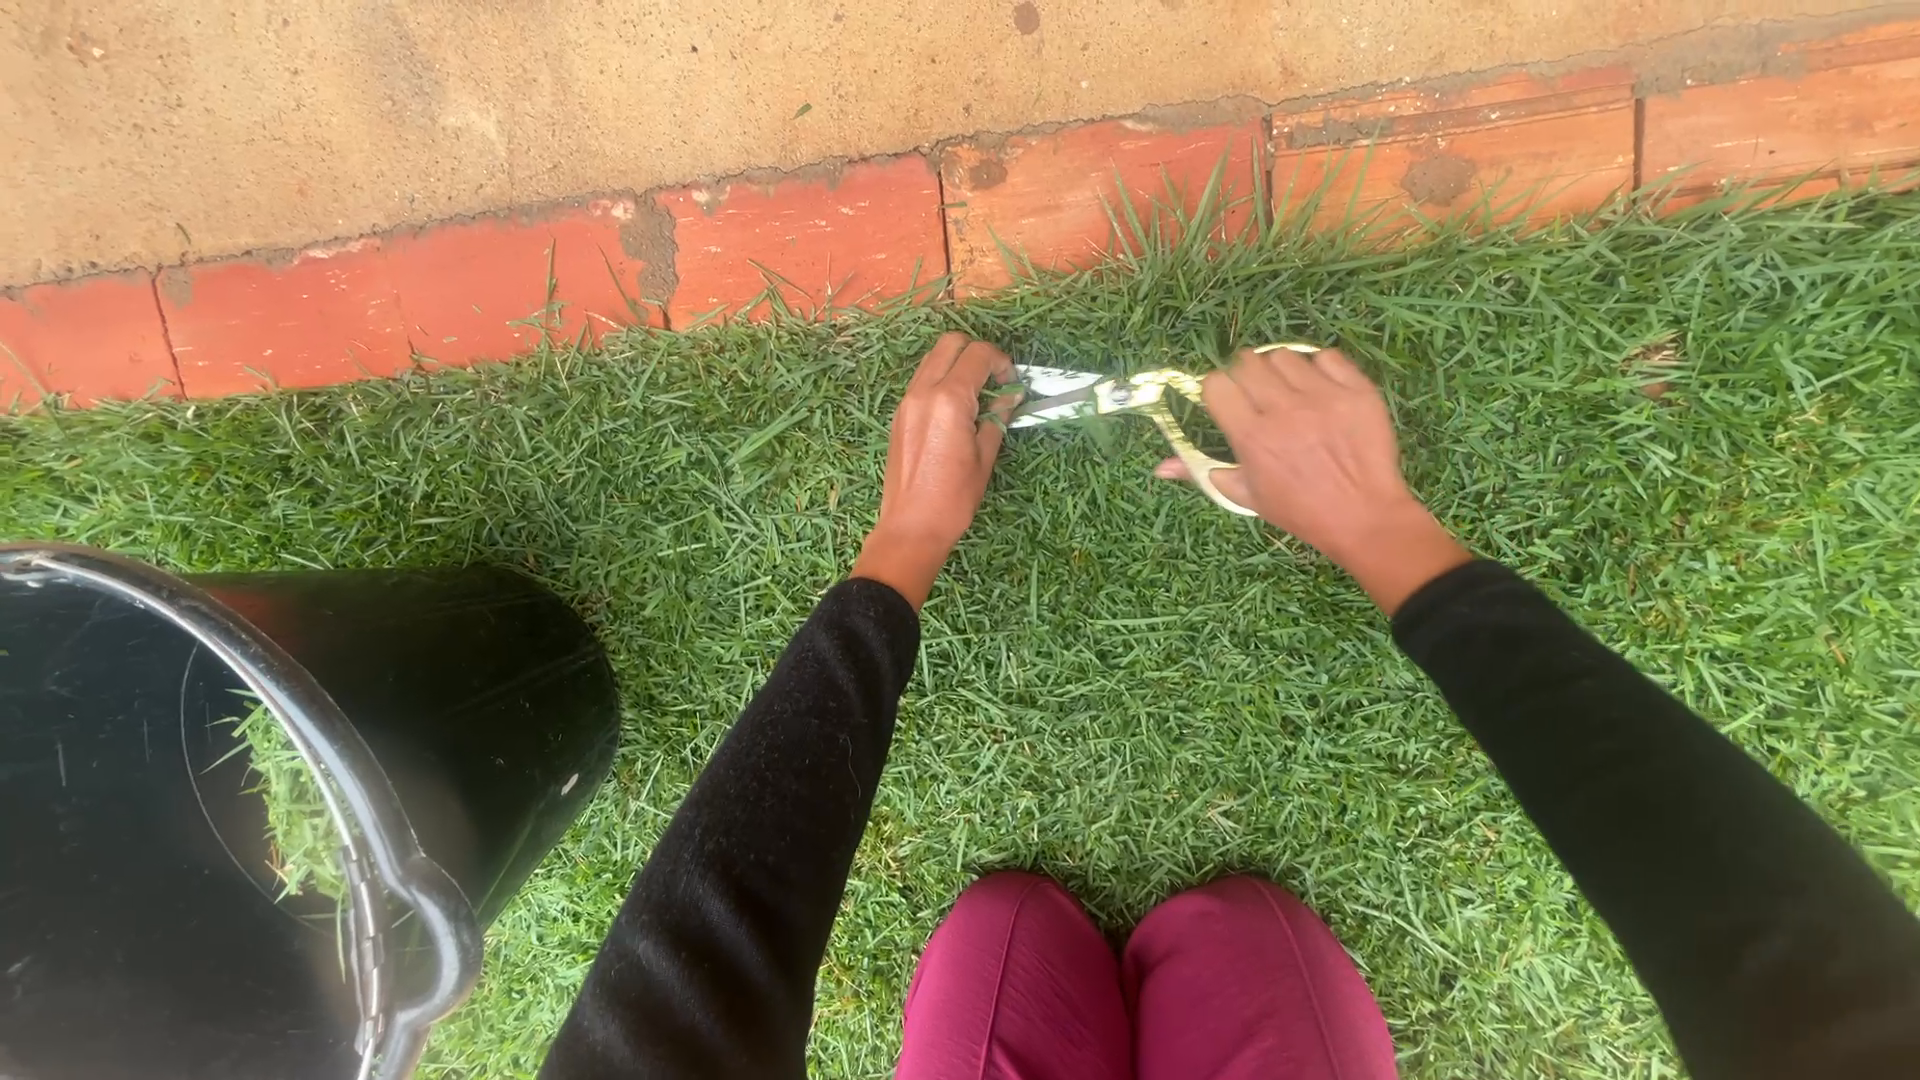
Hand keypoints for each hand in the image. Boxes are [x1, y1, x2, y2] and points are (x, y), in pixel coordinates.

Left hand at [852, 332, 1020, 608]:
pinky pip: (922, 381)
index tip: (1011, 382)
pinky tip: (956, 410)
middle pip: (951, 344)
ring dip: (957, 366)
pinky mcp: (899, 415)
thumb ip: (997, 418)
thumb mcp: (985, 456)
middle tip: (994, 381)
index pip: (978, 354)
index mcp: (949, 400)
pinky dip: (941, 381)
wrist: (911, 526)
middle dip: (977, 354)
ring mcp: (907, 402)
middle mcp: (923, 392)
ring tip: (976, 396)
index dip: (1001, 361)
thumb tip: (1011, 396)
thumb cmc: (954, 498)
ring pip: (933, 359)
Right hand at [1155, 346, 1468, 613]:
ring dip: (1278, 369)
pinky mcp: (1357, 391)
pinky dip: (1317, 368)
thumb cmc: (1297, 509)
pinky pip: (1326, 357)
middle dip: (1244, 375)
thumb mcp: (1245, 495)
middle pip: (1246, 362)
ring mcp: (1323, 397)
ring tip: (1287, 391)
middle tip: (1255, 395)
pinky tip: (1317, 390)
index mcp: (1251, 437)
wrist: (1363, 515)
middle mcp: (1284, 411)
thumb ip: (1200, 473)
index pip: (1216, 384)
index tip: (1226, 401)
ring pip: (1284, 355)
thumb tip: (1159, 467)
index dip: (1216, 389)